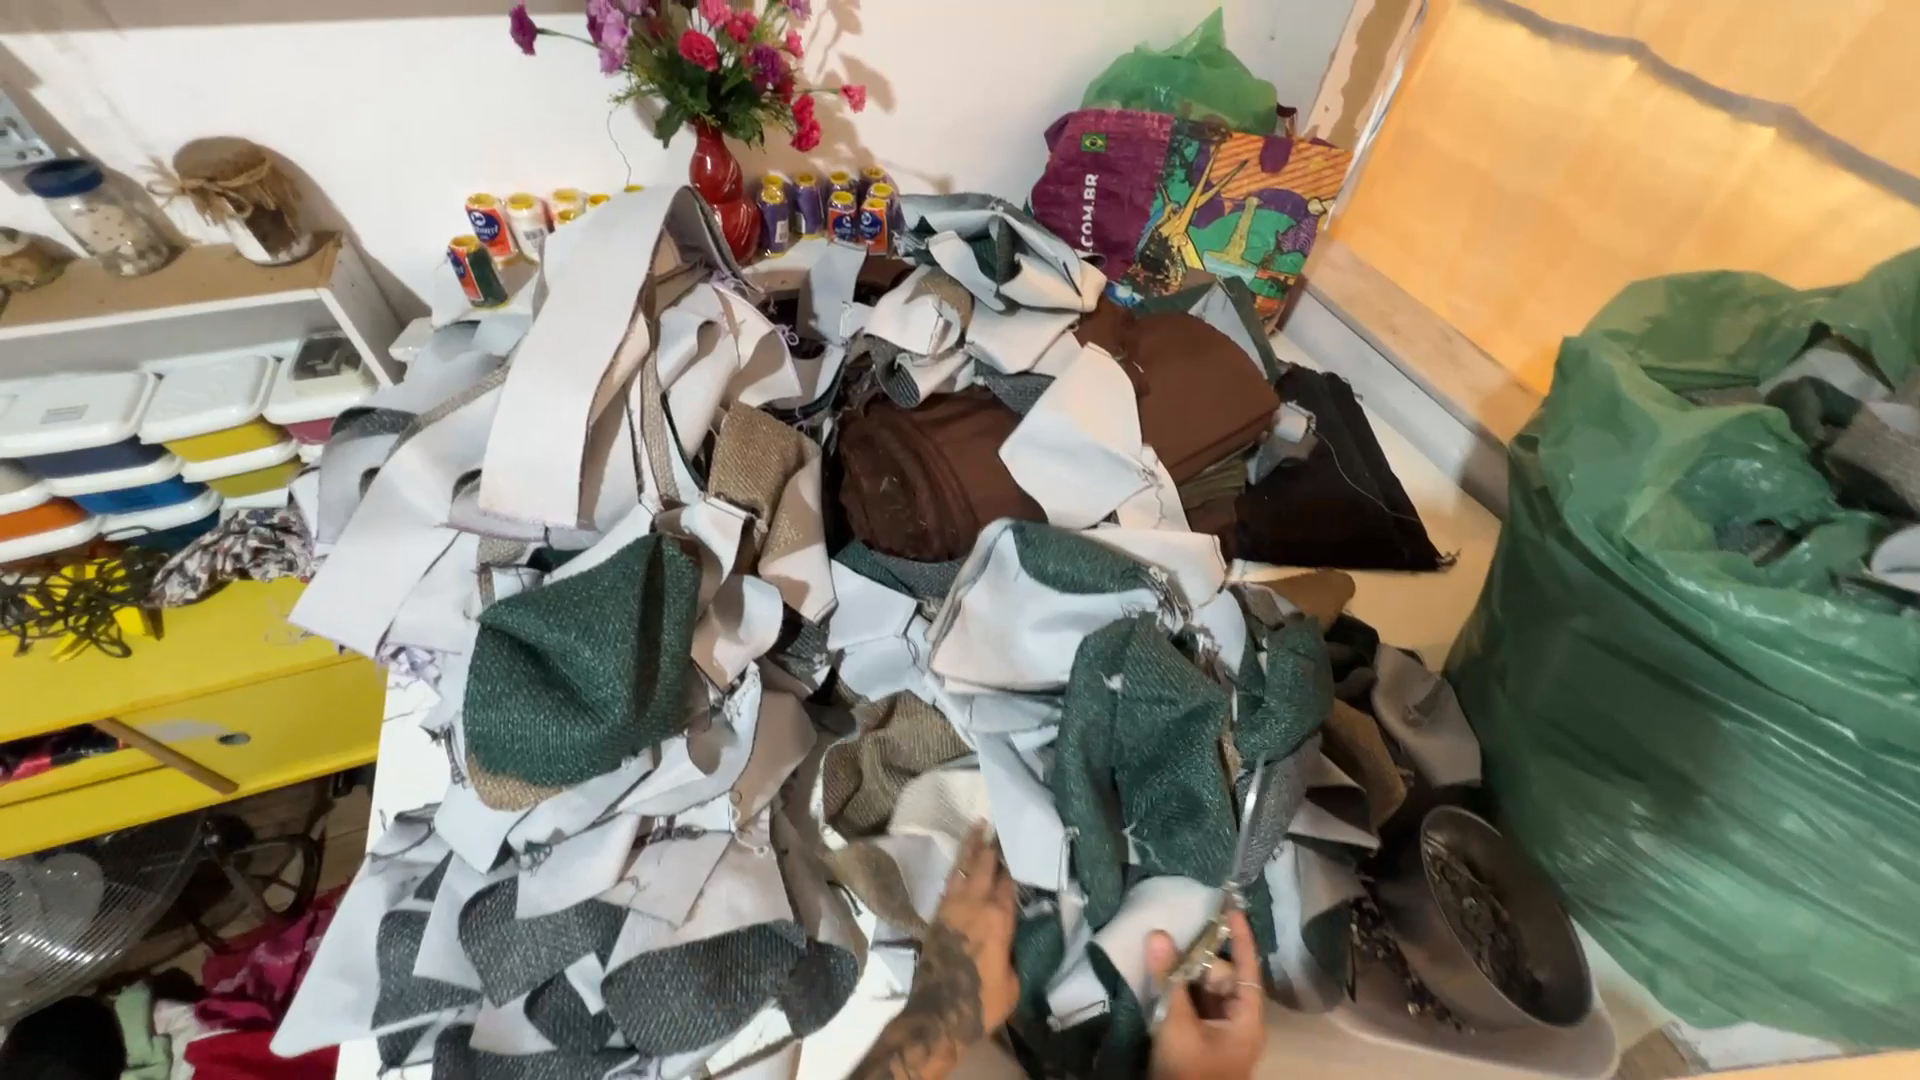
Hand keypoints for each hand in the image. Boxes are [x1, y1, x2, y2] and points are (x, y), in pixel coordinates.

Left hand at [850, 823, 1018, 1079]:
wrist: (938, 1013)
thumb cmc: (982, 1002)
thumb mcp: (1014, 981)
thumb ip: (1017, 950)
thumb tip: (1019, 933)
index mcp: (999, 918)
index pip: (1010, 880)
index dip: (1016, 861)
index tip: (1023, 842)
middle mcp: (976, 903)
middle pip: (986, 864)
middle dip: (995, 843)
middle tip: (1002, 823)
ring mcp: (953, 905)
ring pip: (964, 865)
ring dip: (973, 844)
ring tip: (980, 824)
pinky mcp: (938, 913)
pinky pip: (951, 880)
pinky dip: (958, 864)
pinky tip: (963, 857)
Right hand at [1146, 909, 1266, 1079]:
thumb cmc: (1190, 1073)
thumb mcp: (1177, 1024)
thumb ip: (1168, 978)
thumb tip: (1158, 932)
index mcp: (1246, 1019)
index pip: (1248, 968)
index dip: (1240, 937)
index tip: (1232, 906)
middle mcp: (1238, 1020)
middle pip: (1221, 974)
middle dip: (1198, 955)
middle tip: (1172, 935)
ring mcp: (1219, 1029)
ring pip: (1204, 986)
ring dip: (1185, 970)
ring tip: (1162, 948)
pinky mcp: (1201, 1037)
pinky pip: (1193, 1000)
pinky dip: (1180, 986)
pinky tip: (1161, 971)